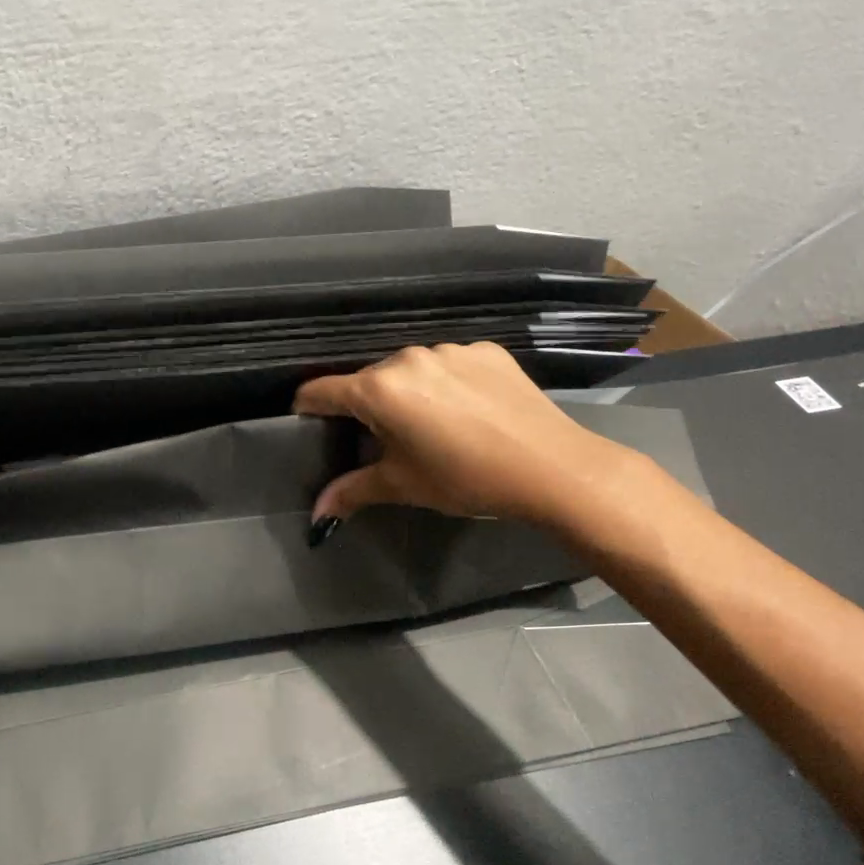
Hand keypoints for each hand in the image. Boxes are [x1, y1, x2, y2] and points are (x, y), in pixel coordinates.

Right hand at [293, 342, 645, 535]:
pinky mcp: (485, 350)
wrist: (555, 469)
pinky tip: (470, 413)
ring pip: (410, 371)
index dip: (308, 410)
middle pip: (368, 380)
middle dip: (368, 407)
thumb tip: (316, 514)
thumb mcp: (402, 487)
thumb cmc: (466, 479)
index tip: (311, 427)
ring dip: (409, 393)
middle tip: (387, 441)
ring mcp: (449, 350)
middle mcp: (407, 358)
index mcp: (378, 389)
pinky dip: (449, 384)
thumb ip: (352, 491)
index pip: (320, 391)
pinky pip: (450, 365)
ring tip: (435, 427)